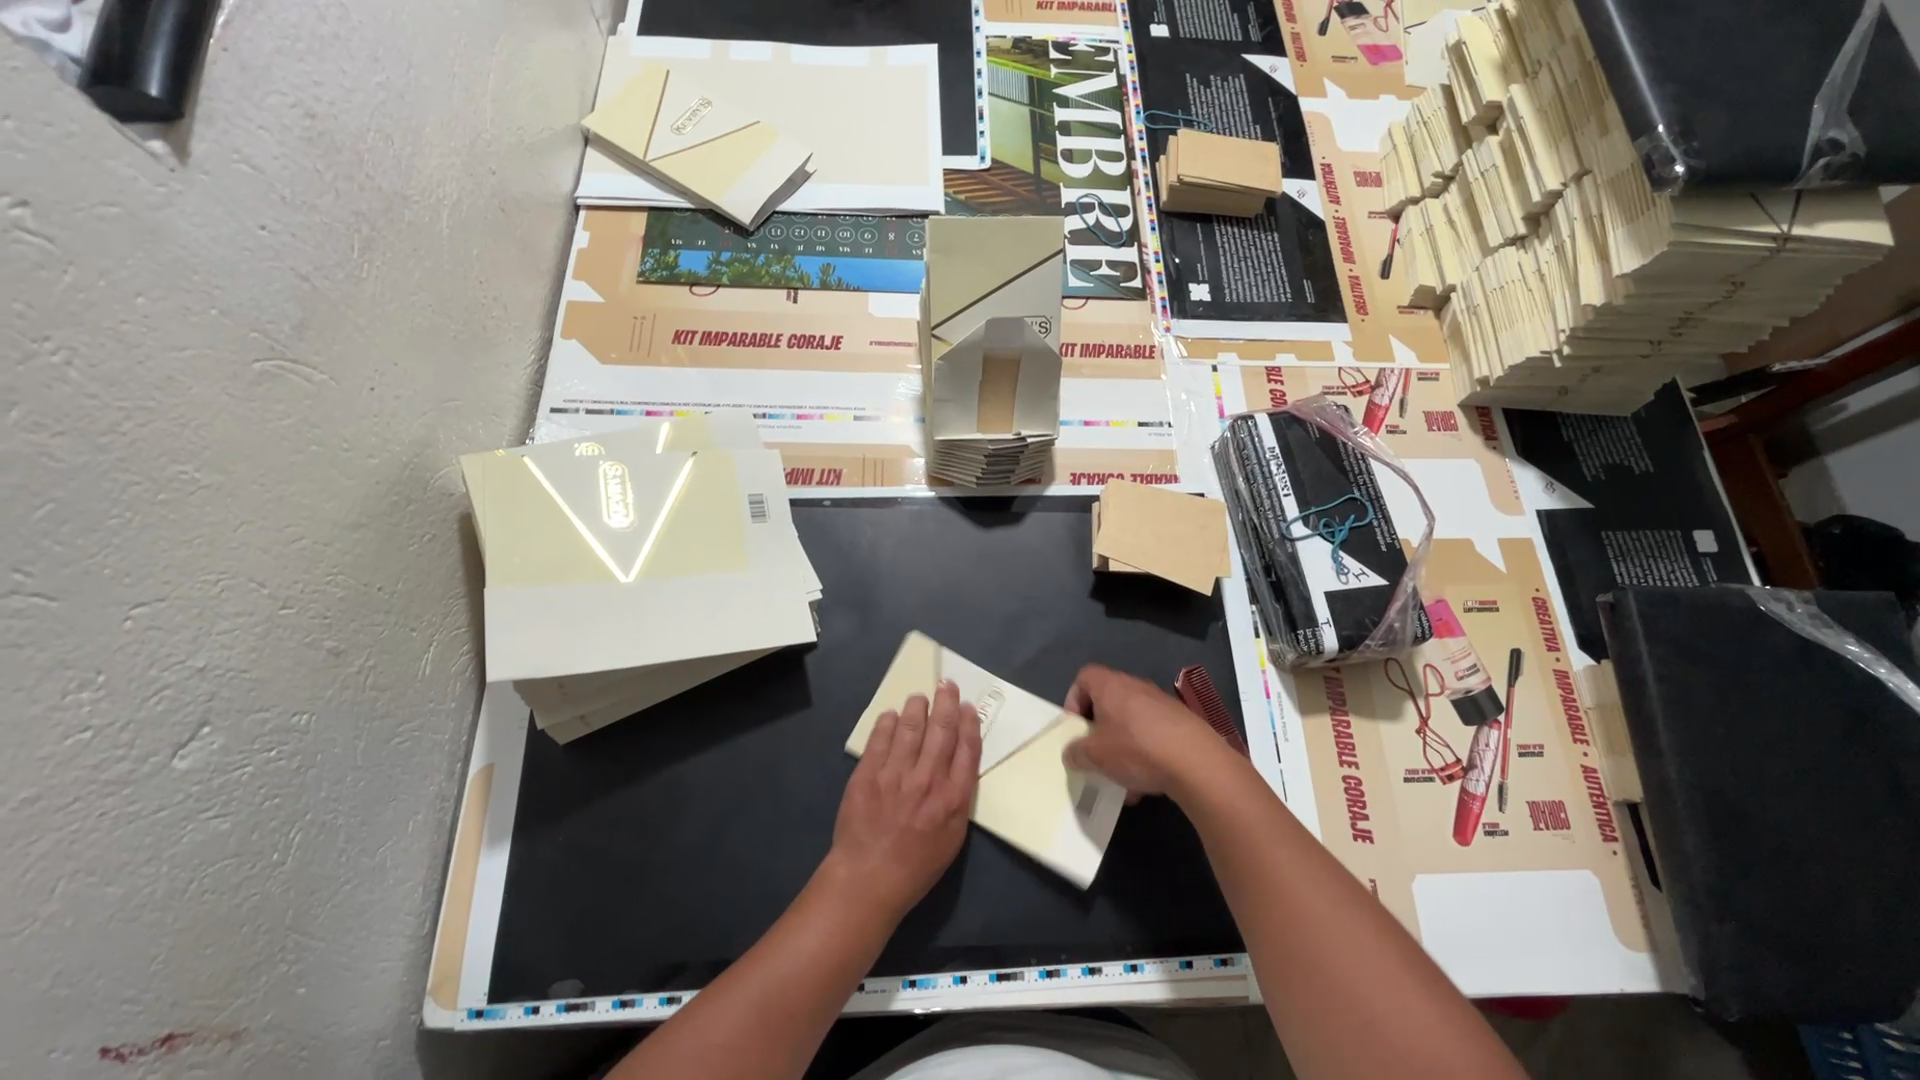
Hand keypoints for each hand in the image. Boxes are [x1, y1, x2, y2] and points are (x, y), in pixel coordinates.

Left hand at [827, 681, 980, 919]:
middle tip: (947, 685)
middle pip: (942, 730)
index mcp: (954, 798)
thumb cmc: (917, 867)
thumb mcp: (953, 838)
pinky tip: (892, 715)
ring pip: (911, 728)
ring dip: (917, 707)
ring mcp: (896, 774)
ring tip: (920, 697)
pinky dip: (889, 723)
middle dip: (946, 703)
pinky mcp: (868, 774)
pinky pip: (880, 739)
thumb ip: (958, 800)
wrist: (868, 878)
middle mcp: (928, 779)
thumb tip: (958, 769)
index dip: (969, 723)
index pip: (967, 749)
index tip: (967, 706)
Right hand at [1062, 664, 1223, 800]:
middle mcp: (1137, 687)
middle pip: (1109, 703)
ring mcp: (1162, 705)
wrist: (1196, 762)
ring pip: (1132, 724)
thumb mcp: (1094, 756)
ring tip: (1122, 779)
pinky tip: (1146, 785)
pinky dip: (1146, 757)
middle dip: (1100, 731)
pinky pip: (1153, 737)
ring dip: (1123, 749)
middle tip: (1096, 754)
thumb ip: (1076, 752)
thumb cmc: (1135, 749)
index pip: (1084, 677)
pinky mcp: (1181, 724)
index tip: (1075, 728)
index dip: (1073, 700)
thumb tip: (1073, 752)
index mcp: (1111, 686)